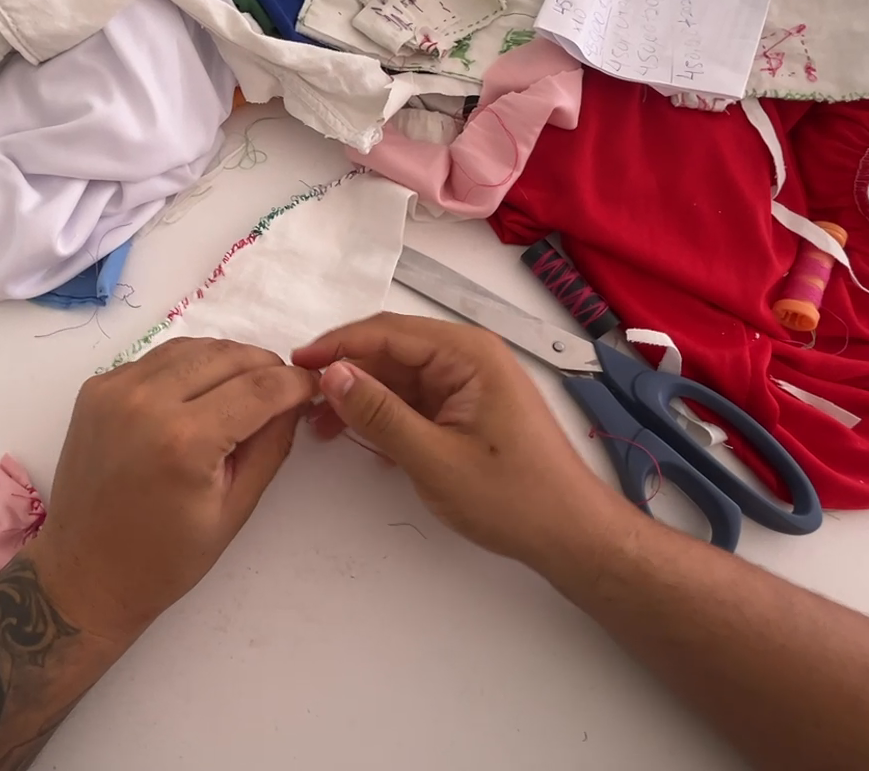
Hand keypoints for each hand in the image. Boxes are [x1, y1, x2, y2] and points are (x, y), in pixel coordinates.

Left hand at [28, 338, 316, 643]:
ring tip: (245, 386)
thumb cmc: (165, 558)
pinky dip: (189, 365)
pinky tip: (198, 392)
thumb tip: (295, 399)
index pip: (261, 387)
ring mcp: (116, 388)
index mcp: (186, 440)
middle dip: (266, 365)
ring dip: (229, 359)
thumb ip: (271, 445)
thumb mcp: (236, 509)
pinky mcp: (97, 386)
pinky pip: (158, 358)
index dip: (296, 383)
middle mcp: (147, 400)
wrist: (83, 572)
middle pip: (229, 354)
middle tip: (282, 388)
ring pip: (194, 346)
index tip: (314, 387)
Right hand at [292, 313, 630, 572]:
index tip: (297, 364)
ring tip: (321, 425)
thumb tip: (330, 374)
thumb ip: (379, 414)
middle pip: (390, 350)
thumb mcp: (434, 459)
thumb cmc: (512, 498)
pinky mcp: (462, 406)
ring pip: (396, 376)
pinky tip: (357, 436)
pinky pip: (411, 398)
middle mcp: (466, 356)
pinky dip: (382, 414)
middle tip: (303, 398)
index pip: (387, 332)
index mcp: (467, 353)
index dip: (337, 345)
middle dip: (345, 372)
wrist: (572, 537)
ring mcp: (465, 382)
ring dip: (360, 396)